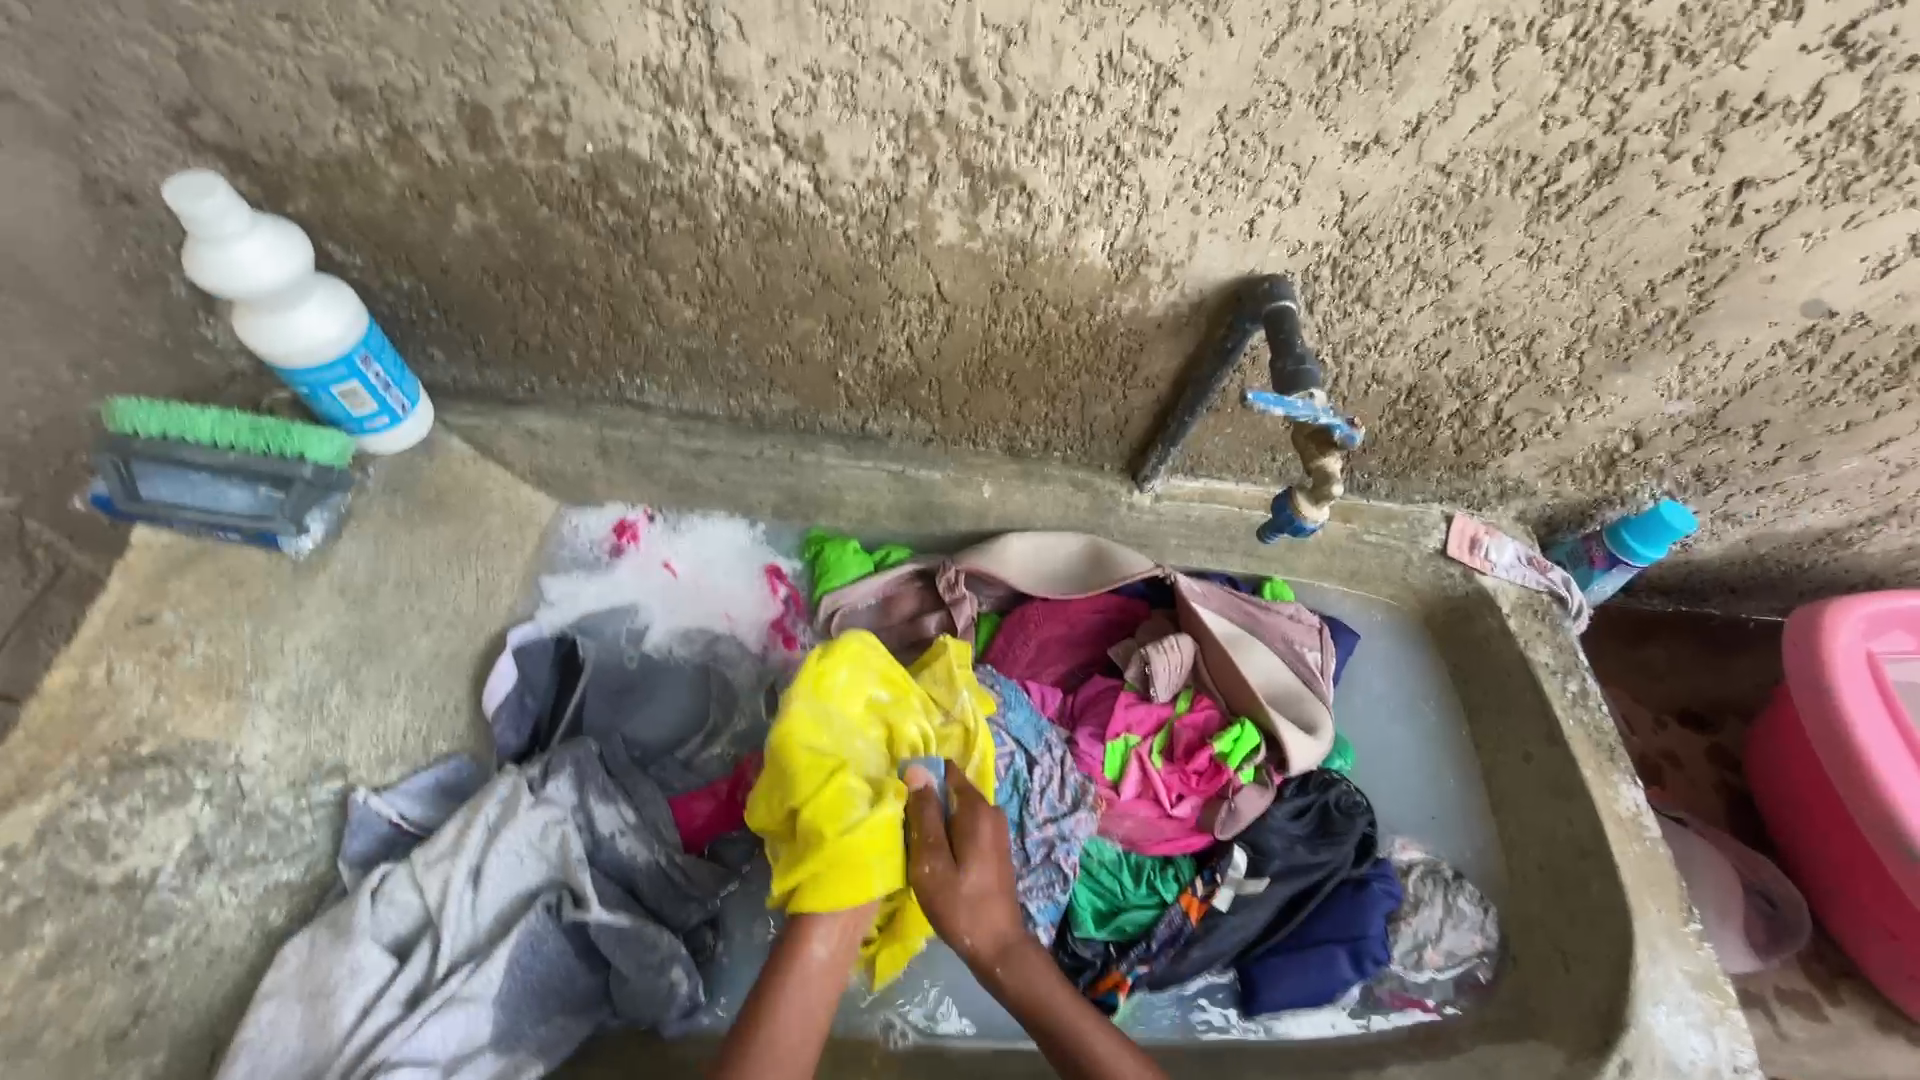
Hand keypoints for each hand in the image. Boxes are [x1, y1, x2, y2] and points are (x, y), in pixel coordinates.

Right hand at [904, 760, 1029, 973]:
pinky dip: (949, 835)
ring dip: (936, 822)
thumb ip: (924, 814)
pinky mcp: (995, 845)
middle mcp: (991, 810)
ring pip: (956, 810)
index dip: (921, 779)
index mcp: (977, 808)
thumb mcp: (931, 860)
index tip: (901, 800)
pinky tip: (936, 859)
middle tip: (905, 831)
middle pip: (950, 791)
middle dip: (927, 804)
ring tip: (918, 848)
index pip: (945, 771)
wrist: (997, 945)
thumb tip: (917, 770)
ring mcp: (996, 828)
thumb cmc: (959, 904)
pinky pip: (965, 826)